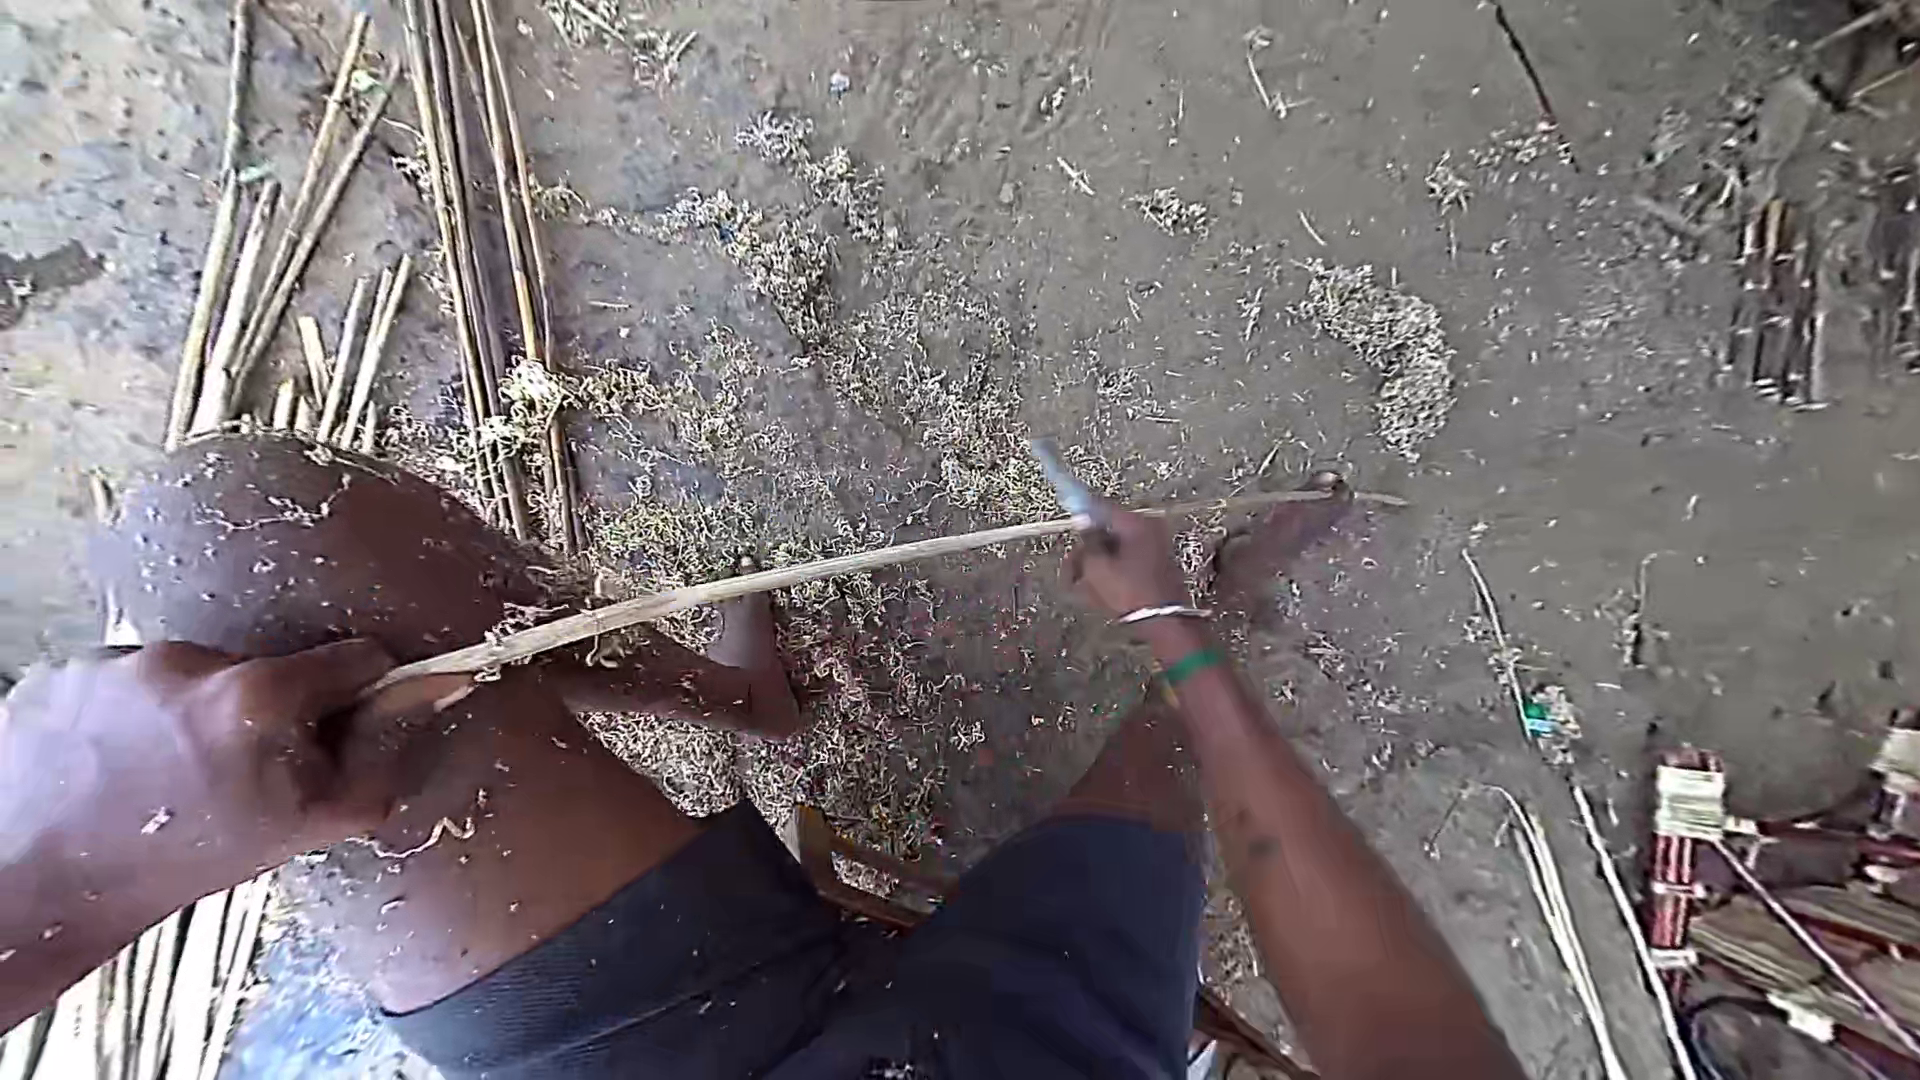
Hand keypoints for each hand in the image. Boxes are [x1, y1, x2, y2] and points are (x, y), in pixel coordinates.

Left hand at [0, 640, 421, 909]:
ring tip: (177, 760)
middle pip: (280, 666)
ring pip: (209, 669)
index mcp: (262, 693)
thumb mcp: (327, 813)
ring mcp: (117, 668)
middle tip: (246, 759)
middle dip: (279, 703)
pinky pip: (141, 674)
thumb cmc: (191, 856)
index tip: (341, 720)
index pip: (358, 655)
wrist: (28, 896)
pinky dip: (145, 705)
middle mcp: (189, 664)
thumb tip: (444, 682)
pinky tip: (127, 753)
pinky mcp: (59, 675)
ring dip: (208, 704)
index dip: (364, 688)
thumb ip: (395, 742)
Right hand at [1065, 508, 1192, 619]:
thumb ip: (1088, 542)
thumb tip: (1083, 523)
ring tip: (1080, 586)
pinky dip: (1111, 571)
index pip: (1101, 508)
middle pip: (1107, 531)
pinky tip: (1098, 590)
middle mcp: (1149, 530)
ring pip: (1115, 549)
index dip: (1080, 515)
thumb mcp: (1097, 567)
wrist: (1165, 623)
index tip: (1068, 521)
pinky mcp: (1157, 566)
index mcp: (1135, 524)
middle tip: (1069, 570)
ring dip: (1095, 564)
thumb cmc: (1129, 592)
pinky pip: (1127, 561)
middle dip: (1085, 550)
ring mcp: (1156, 548)